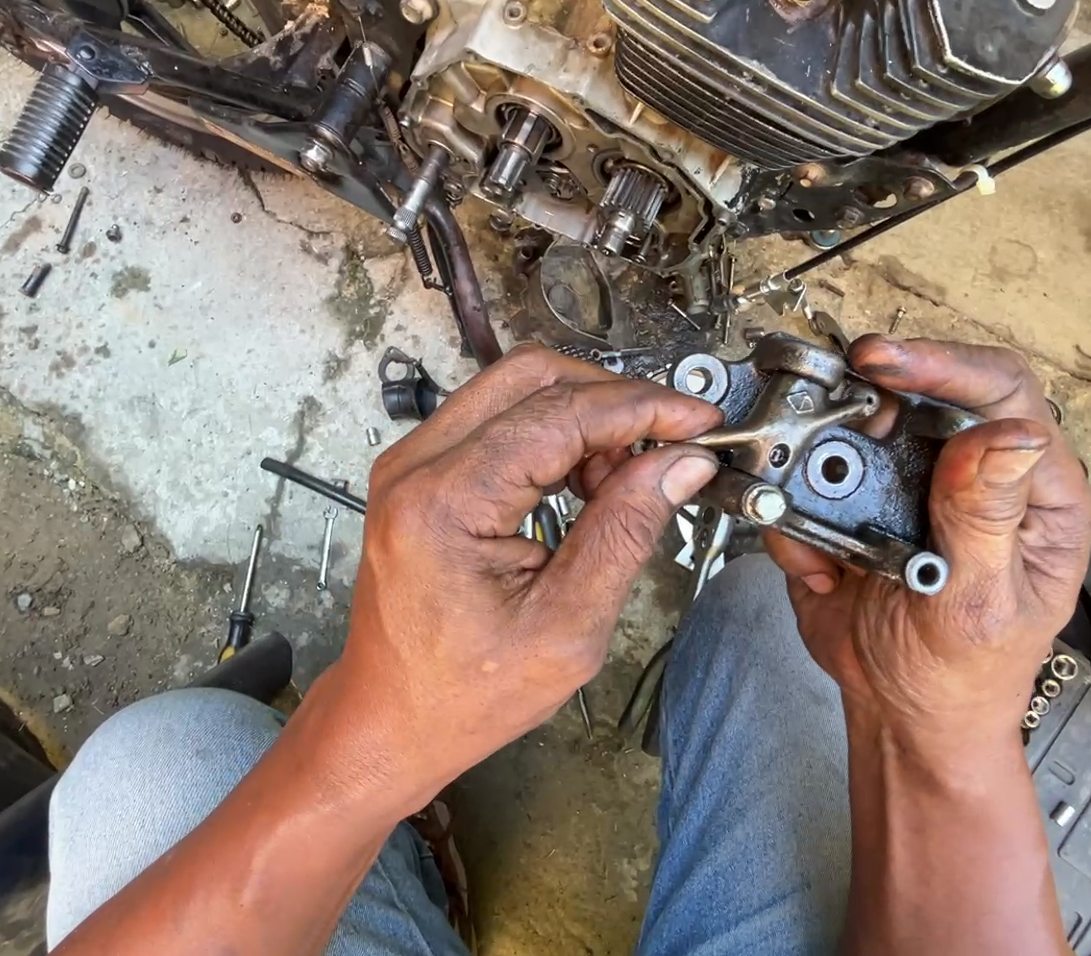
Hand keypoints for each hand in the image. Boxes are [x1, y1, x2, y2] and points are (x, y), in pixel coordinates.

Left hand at [321, 346, 721, 806]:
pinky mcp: (422, 470)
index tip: (697, 420)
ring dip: (584, 414)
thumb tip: (679, 464)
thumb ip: (625, 530)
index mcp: (445, 501)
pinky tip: (585, 480)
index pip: (559, 414)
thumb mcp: (566, 626)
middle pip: (531, 375)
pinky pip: (499, 418)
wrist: (393, 714)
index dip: (641, 408)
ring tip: (626, 475)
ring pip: (515, 387)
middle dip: (612, 399)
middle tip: (666, 444)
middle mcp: (417, 464)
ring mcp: (413, 461)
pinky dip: (554, 433)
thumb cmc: (466, 692)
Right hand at [766, 336, 1090, 752]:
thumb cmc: (962, 672)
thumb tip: (1011, 434)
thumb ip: (987, 520)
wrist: (898, 709)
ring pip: (851, 431)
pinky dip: (797, 522)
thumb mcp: (979, 604)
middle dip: (862, 408)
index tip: (877, 361)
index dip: (939, 364)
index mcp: (1031, 491)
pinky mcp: (851, 505)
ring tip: (822, 529)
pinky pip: (809, 485)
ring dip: (819, 467)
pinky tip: (820, 571)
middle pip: (916, 396)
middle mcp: (968, 473)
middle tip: (824, 426)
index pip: (998, 392)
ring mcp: (904, 486)